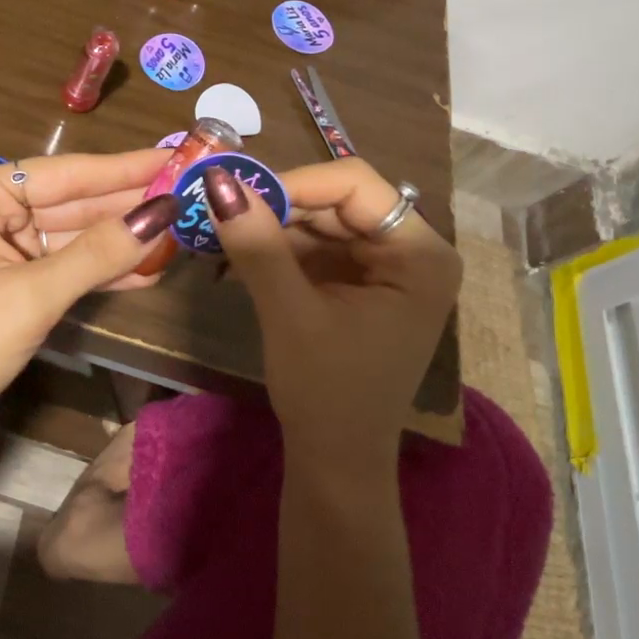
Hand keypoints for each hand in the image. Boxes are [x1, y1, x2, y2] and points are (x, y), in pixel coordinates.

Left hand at [0, 150, 181, 443]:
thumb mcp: (34, 296)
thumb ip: (98, 253)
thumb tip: (162, 215)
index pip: (66, 173)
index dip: (126, 168)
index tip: (178, 156)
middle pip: (74, 199)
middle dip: (131, 202)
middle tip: (193, 191)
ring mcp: (5, 244)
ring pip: (77, 233)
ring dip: (124, 237)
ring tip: (185, 227)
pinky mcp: (18, 278)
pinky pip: (70, 263)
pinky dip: (105, 268)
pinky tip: (151, 267)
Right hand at [202, 158, 461, 477]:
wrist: (335, 458)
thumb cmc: (326, 391)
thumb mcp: (288, 313)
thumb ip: (256, 244)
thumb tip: (217, 180)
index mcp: (420, 255)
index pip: (356, 185)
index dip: (295, 182)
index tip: (237, 195)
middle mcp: (413, 251)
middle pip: (337, 200)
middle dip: (278, 207)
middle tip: (219, 213)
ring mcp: (387, 267)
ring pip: (322, 220)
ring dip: (272, 226)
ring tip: (221, 233)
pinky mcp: (360, 283)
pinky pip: (317, 246)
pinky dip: (278, 248)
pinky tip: (239, 254)